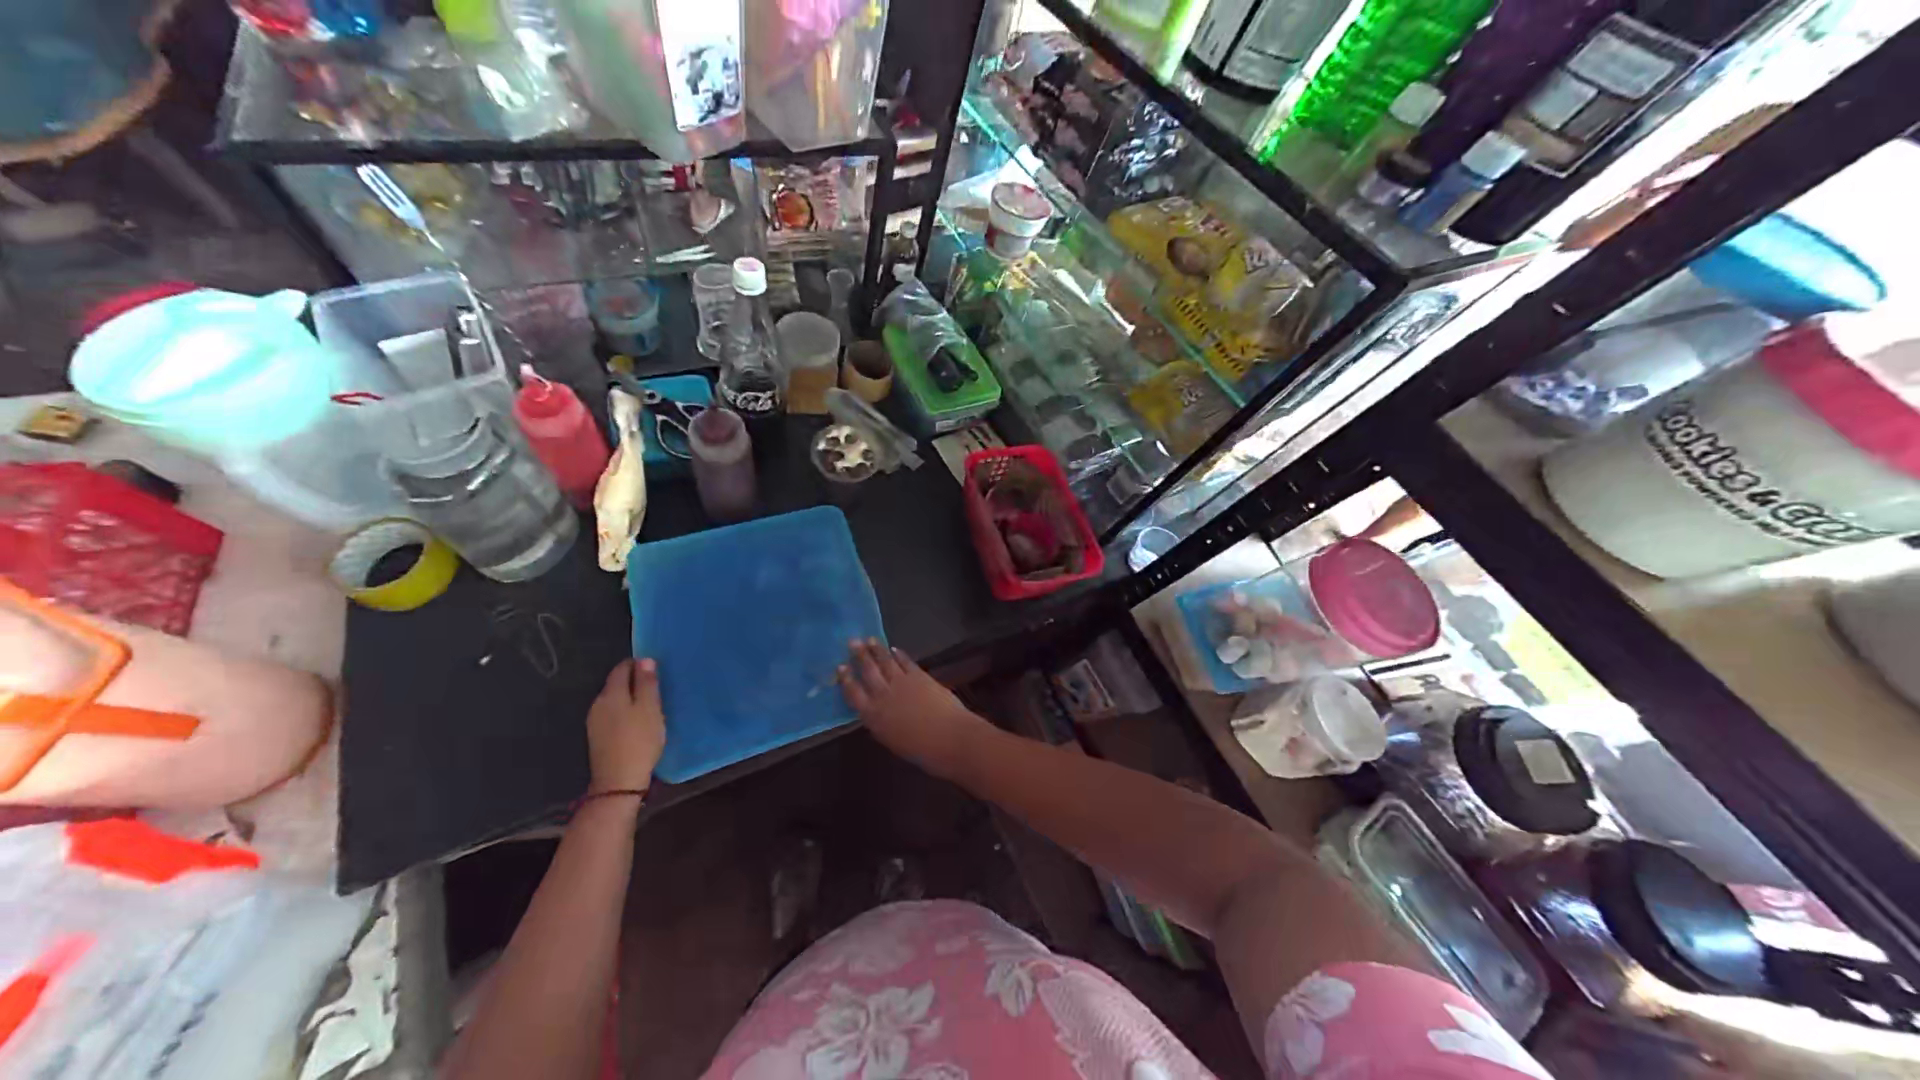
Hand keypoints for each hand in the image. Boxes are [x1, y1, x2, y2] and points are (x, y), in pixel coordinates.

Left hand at [586, 658, 665, 792]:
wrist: (618, 781)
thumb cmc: (640, 740)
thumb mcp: (650, 708)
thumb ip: (647, 683)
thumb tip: (644, 659)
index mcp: (611, 693)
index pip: (622, 668)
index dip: (638, 664)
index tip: (655, 670)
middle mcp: (598, 703)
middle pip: (616, 683)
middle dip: (634, 681)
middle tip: (656, 688)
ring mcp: (595, 721)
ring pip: (614, 699)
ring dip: (630, 697)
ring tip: (649, 705)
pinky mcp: (597, 736)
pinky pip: (612, 714)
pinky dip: (624, 711)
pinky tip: (636, 722)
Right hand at [839, 639, 986, 774]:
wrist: (949, 737)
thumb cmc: (921, 750)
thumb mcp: (892, 741)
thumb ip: (881, 725)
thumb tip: (877, 714)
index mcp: (873, 716)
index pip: (854, 694)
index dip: (846, 680)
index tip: (840, 667)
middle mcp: (883, 695)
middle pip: (868, 672)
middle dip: (859, 656)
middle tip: (852, 642)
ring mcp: (901, 682)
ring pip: (885, 662)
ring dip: (876, 650)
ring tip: (869, 640)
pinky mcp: (919, 675)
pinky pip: (905, 661)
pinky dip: (899, 654)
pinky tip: (894, 649)